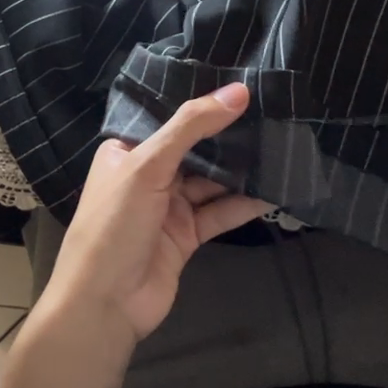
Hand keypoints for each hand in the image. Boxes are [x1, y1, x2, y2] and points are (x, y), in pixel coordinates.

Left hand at [0, 83, 270, 387]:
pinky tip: (275, 190)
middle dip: (228, 135)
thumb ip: (192, 127)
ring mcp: (168, 206)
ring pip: (212, 180)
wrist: (105, 304)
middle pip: (195, 148)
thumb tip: (238, 91)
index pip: (168, 117)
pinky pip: (220, 212)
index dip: (202, 102)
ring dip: (242, 169)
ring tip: (281, 145)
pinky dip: (244, 203)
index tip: (242, 83)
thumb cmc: (115, 224)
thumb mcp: (148, 166)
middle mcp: (148, 173)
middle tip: (273, 111)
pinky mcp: (187, 236)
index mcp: (127, 150)